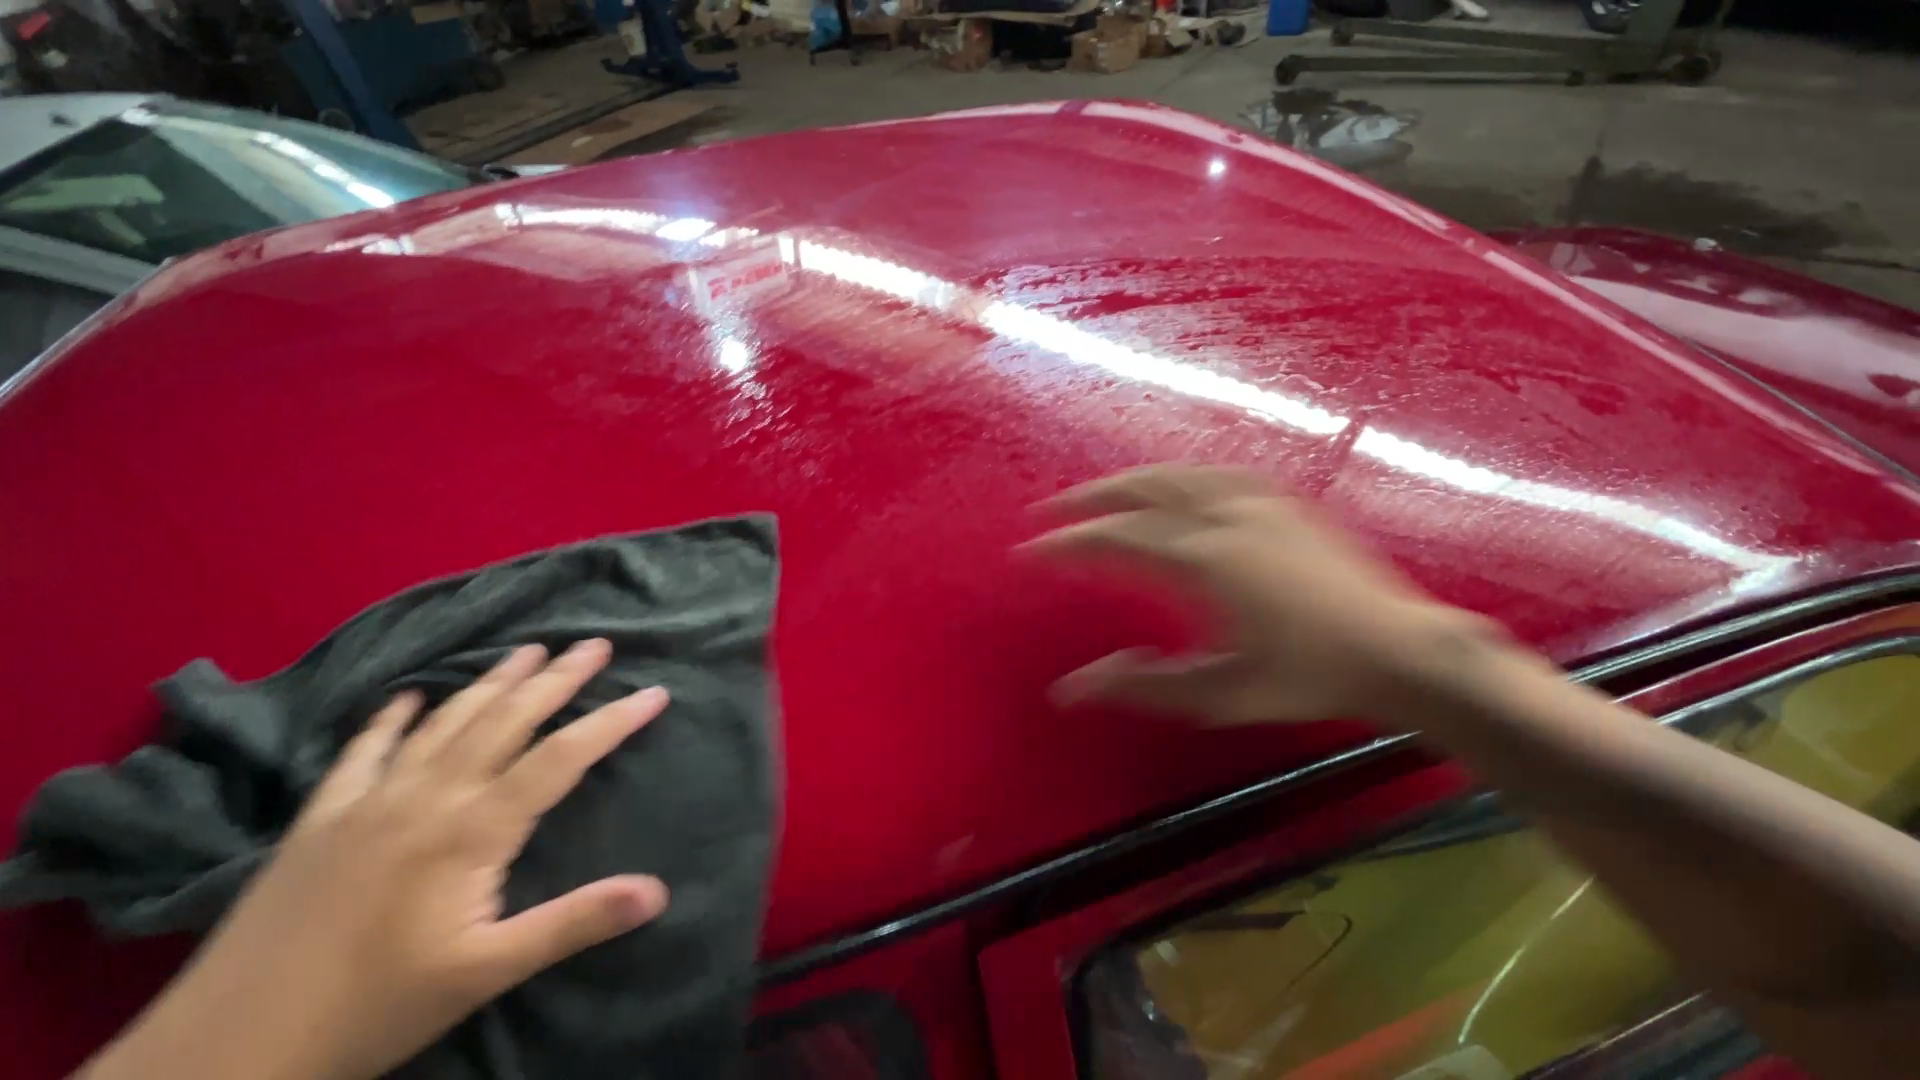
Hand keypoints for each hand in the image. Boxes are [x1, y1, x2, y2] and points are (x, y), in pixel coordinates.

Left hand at [82, 640, 670, 1079]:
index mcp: (471, 830)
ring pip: (444, 723)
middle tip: (594, 644)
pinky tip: (407, 697)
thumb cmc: (374, 1008)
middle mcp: (425, 797)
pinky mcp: (321, 818)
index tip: (655, 692)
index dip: (612, 721)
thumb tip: (658, 889)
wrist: (227, 1048)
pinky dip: (390, 719)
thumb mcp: (486, 973)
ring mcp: (368, 801)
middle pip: (505, 721)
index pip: (560, 758)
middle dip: (556, 680)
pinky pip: (364, 751)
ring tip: (527, 652)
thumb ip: (574, 922)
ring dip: (490, 683)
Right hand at [1027, 465, 1497, 726]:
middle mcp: (1227, 518)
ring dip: (1131, 481)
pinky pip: (1220, 472)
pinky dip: (1182, 476)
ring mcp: (1261, 503)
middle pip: (1142, 492)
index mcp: (1205, 561)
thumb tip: (1069, 689)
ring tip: (1103, 493)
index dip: (1069, 543)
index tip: (1031, 550)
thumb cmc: (1309, 679)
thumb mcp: (1219, 694)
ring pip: (1179, 475)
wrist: (1400, 652)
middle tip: (1051, 510)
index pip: (1118, 540)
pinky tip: (1178, 484)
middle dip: (1090, 499)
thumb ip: (1141, 686)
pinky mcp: (1288, 502)